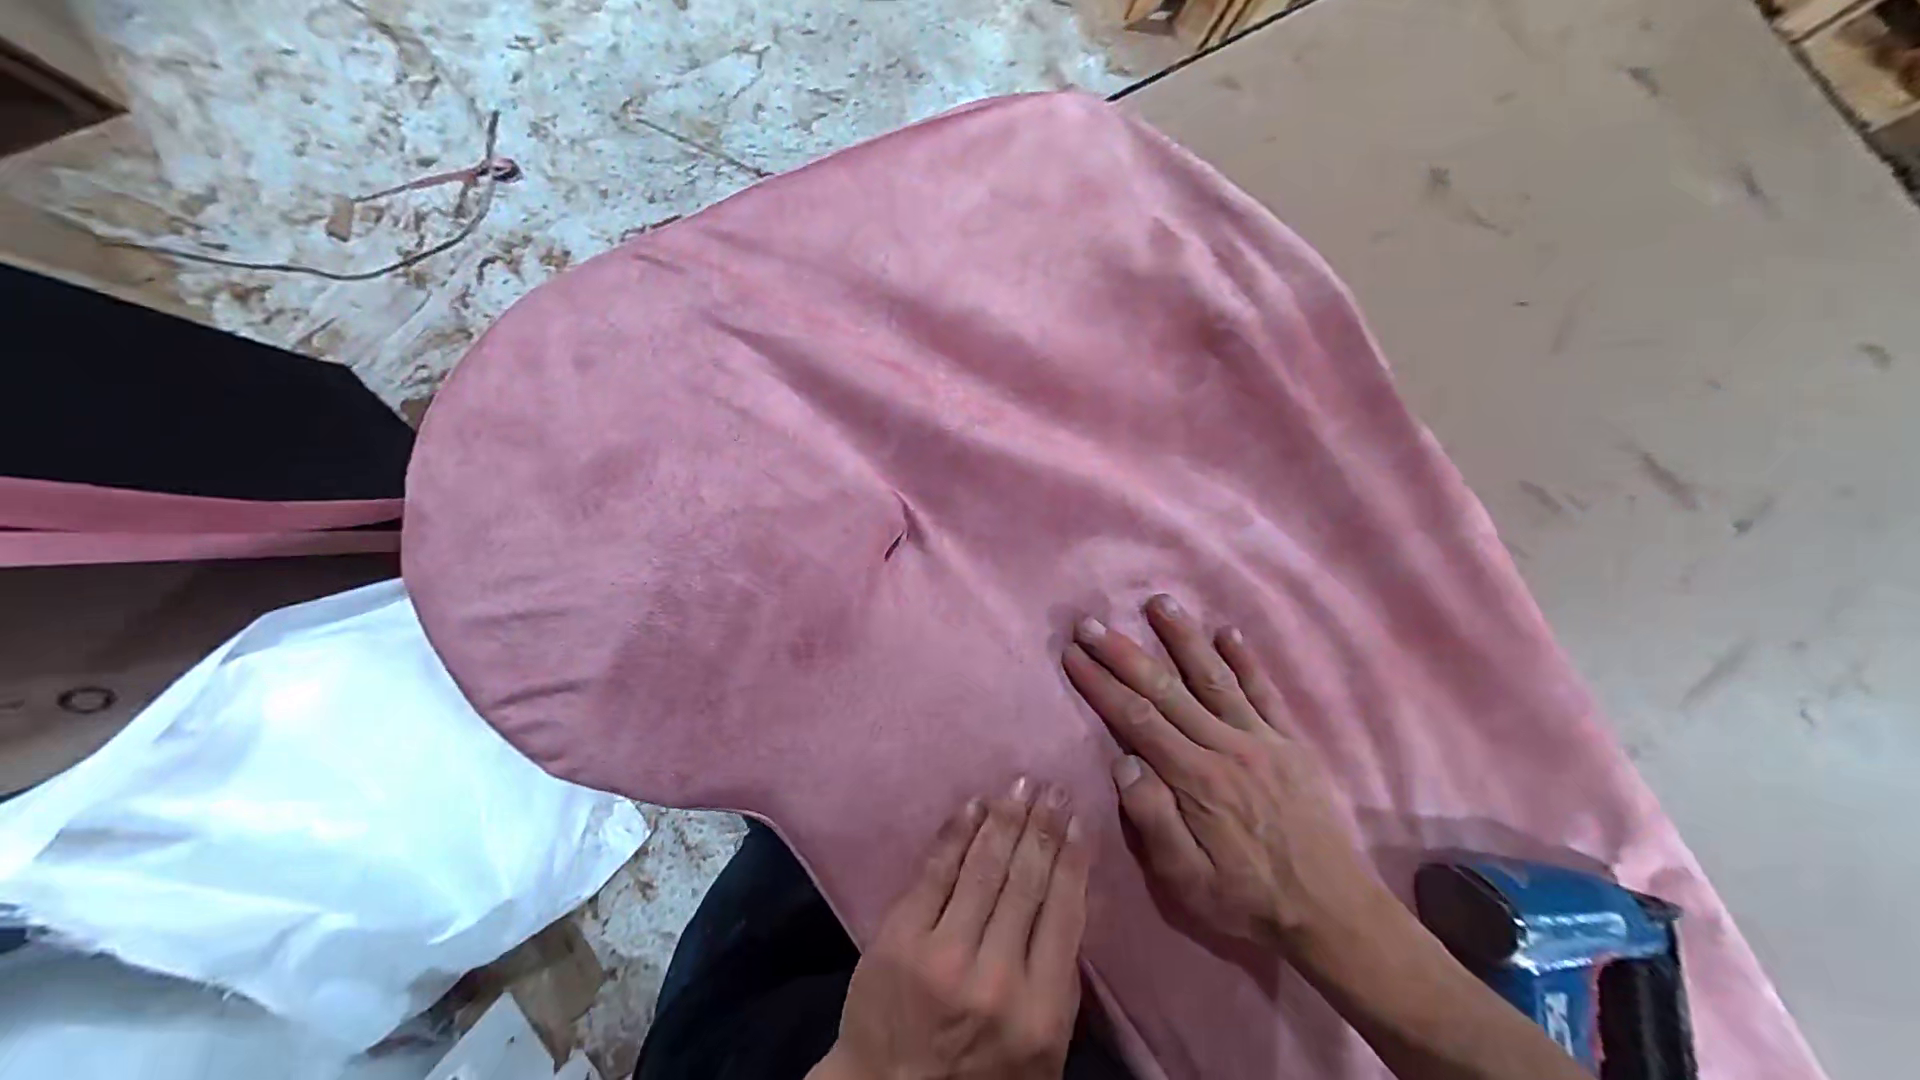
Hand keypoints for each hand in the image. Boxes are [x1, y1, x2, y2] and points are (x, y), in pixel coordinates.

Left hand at [811, 781, 1090, 1079]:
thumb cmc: (978, 1073)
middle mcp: (995, 978)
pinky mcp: (899, 939)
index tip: (1078, 819)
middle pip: (1025, 881)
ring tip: (1019, 785)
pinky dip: (956, 833)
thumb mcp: (1042, 1050)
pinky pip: (934, 871)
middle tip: (1053, 787)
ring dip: (1005, 819)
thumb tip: (1071, 894)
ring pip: (983, 868)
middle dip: (1042, 826)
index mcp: (1041, 1010)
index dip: (1071, 858)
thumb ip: (1059, 979)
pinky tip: (973, 807)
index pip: (1064, 912)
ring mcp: (942, 955)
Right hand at [1061, 594, 1389, 955]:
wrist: (1334, 912)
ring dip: (1183, 636)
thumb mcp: (1188, 883)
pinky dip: (1246, 659)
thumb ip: (1153, 820)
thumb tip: (1122, 762)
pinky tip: (1228, 630)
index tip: (1073, 654)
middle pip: (1165, 688)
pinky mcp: (1292, 741)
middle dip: (1123, 652)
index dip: (1101, 683)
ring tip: (1159, 601)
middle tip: (1092, 621)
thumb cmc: (1248, 900)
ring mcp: (1262, 739)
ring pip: (1214, 676)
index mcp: (1195, 780)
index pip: (1136, 719)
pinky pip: (1266, 691)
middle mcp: (1226, 747)